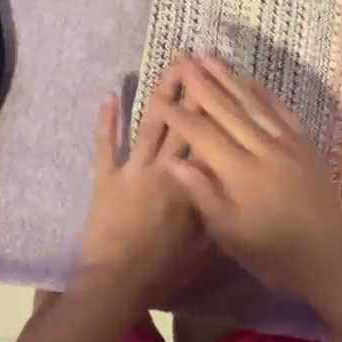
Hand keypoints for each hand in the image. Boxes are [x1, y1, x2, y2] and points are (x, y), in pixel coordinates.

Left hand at [77, 78, 207, 304]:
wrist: (119, 281)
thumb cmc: (165, 268)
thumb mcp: (206, 245)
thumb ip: (218, 211)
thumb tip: (235, 186)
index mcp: (193, 183)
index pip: (209, 139)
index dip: (216, 110)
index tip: (224, 83)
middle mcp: (165, 168)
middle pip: (181, 123)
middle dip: (190, 90)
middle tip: (196, 60)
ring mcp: (134, 170)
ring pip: (150, 125)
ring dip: (160, 94)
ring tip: (169, 67)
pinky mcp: (106, 178)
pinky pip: (106, 145)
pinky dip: (107, 121)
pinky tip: (109, 95)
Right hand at [151, 56, 341, 297]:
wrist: (328, 256)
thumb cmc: (272, 253)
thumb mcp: (229, 233)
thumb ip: (202, 193)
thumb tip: (171, 161)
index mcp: (240, 172)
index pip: (202, 134)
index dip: (178, 114)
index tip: (159, 96)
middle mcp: (263, 149)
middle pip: (226, 109)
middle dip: (201, 82)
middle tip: (181, 58)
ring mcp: (287, 143)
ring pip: (252, 102)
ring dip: (229, 77)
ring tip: (209, 56)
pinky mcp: (304, 145)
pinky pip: (281, 111)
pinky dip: (263, 92)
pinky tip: (250, 79)